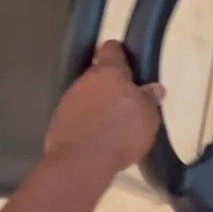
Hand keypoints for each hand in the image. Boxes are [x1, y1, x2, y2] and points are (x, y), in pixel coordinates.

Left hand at [42, 41, 165, 178]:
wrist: (81, 162)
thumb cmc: (121, 132)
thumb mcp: (147, 117)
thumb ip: (149, 99)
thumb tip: (155, 88)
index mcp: (108, 73)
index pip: (111, 49)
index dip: (119, 52)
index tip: (125, 58)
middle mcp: (85, 81)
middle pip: (98, 75)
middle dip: (110, 85)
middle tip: (125, 101)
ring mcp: (68, 101)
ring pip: (86, 96)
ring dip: (97, 105)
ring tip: (111, 124)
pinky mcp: (57, 123)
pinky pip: (76, 116)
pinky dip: (86, 123)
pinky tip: (96, 138)